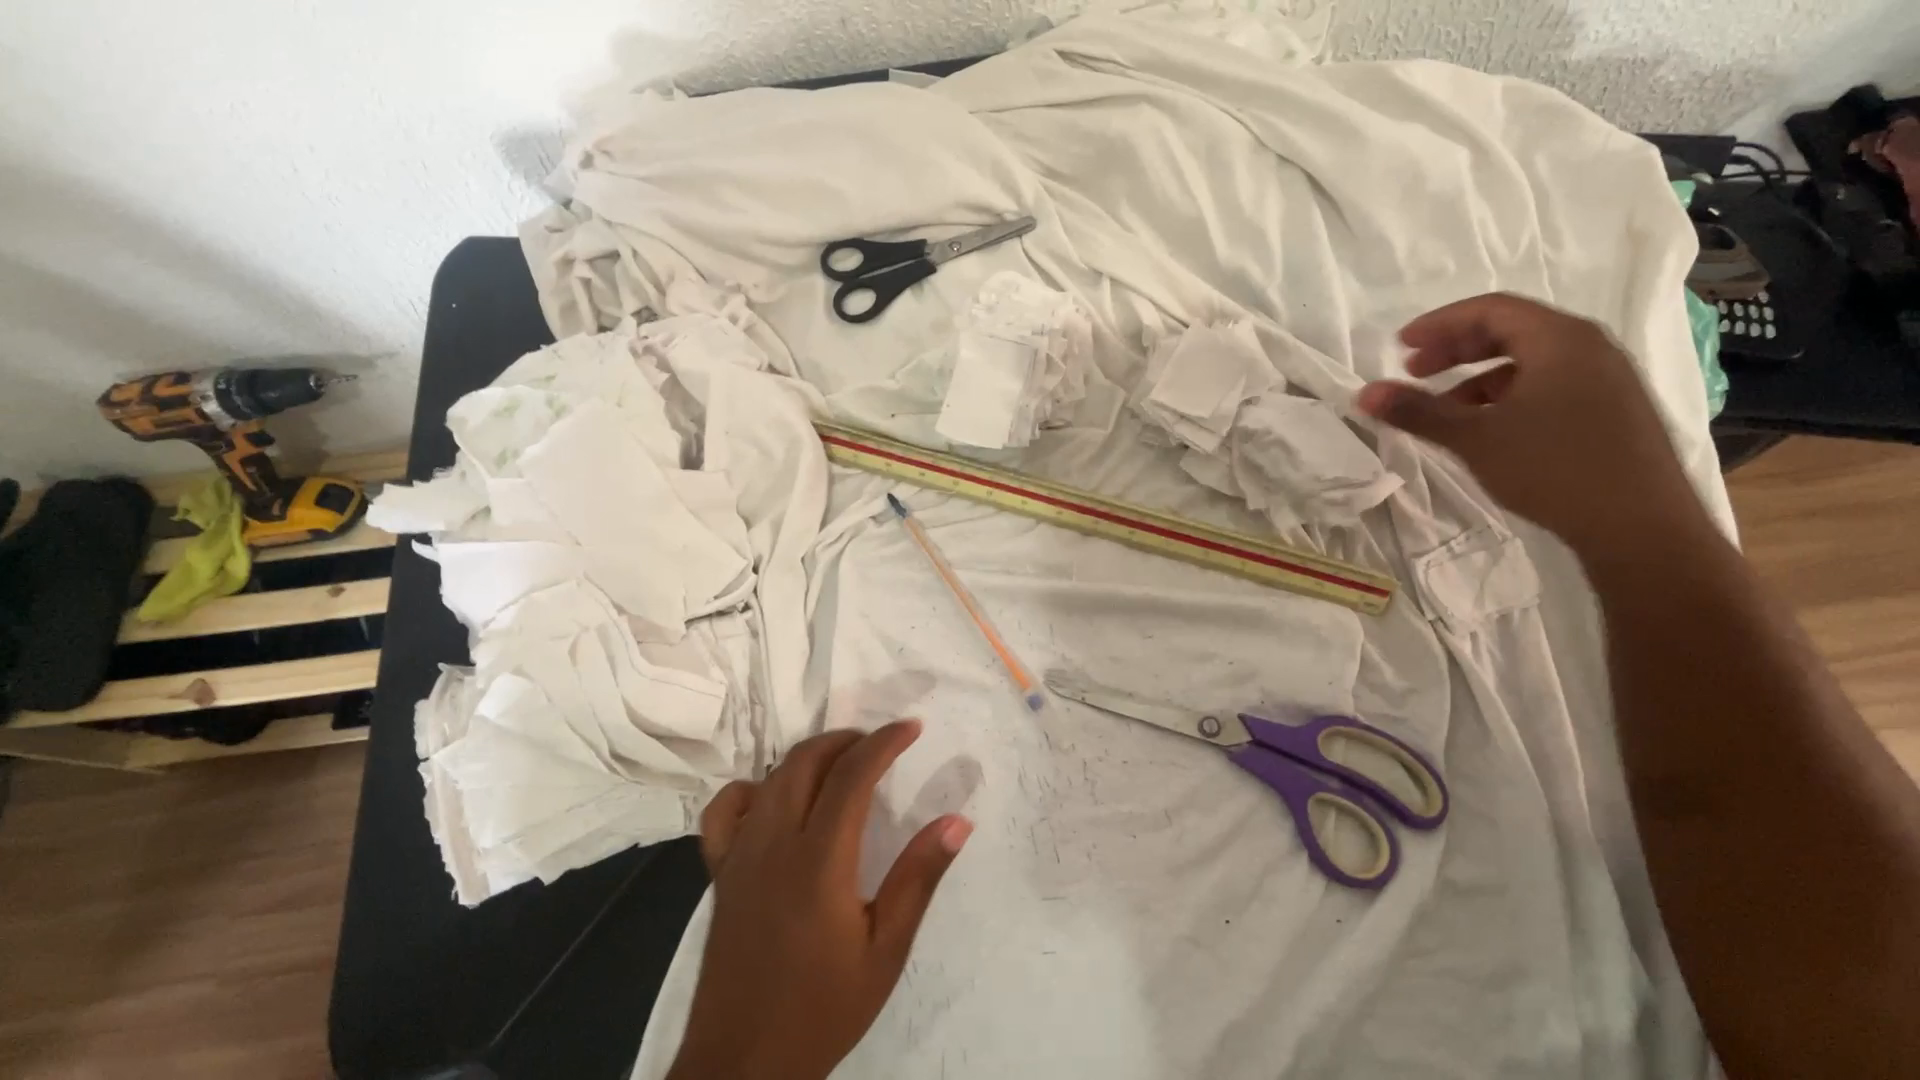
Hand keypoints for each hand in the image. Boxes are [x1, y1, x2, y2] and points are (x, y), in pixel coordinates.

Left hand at [667, 720, 972, 1079]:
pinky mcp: (719, 872)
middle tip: (881, 746)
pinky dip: (752, 789)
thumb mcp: (886, 950)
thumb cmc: (825, 1007)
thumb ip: (918, 879)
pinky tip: (773, 800)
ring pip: (770, 778)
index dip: (883, 743)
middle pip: (805, 762)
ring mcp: (739, 856)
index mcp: (819, 862)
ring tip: (842, 765)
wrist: (744, 1060)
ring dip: (808, 757)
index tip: (912, 728)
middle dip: (846, 740)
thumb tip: (956, 821)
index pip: (851, 776)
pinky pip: (725, 811)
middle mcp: (773, 844)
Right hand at [1354, 293, 1706, 554]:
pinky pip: (1551, 383)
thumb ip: (1418, 411)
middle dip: (1456, 348)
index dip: (1439, 324)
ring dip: (1479, 375)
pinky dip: (1509, 394)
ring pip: (1530, 360)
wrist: (1641, 525)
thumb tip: (1363, 393)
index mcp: (1559, 338)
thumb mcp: (1475, 438)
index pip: (1490, 309)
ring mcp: (1607, 378)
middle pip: (1512, 330)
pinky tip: (1489, 427)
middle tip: (1415, 372)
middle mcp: (1589, 347)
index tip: (1400, 346)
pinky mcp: (1613, 409)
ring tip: (1445, 407)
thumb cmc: (1554, 468)